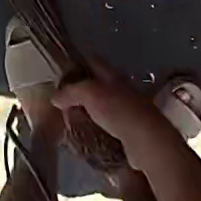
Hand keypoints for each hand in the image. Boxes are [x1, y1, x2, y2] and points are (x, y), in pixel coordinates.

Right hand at [53, 59, 186, 172]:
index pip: (92, 61)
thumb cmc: (118, 110)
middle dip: (79, 91)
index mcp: (112, 75)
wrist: (146, 138)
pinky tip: (85, 134)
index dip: (77, 64)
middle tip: (61, 102)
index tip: (60, 76)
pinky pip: (106, 123)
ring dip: (86, 111)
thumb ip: (71, 92)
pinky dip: (95, 127)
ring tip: (69, 120)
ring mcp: (126, 108)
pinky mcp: (128, 128)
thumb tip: (55, 96)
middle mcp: (121, 88)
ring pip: (101, 104)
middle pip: (96, 83)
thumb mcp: (90, 94)